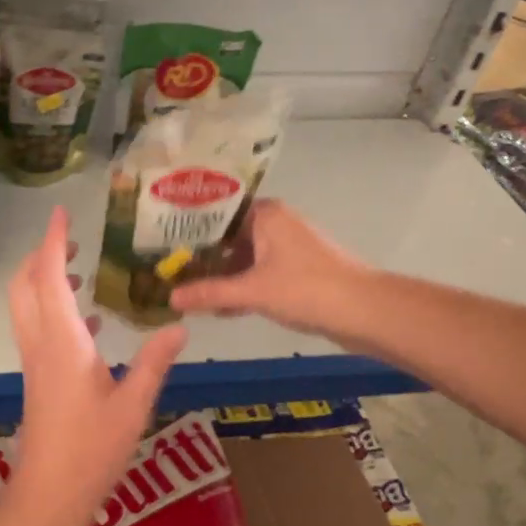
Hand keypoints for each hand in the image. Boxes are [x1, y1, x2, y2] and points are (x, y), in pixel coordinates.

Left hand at [7, 207, 186, 523]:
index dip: (53, 240)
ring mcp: (35, 359)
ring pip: (27, 304)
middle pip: (26, 283)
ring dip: (45, 280)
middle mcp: (40, 341)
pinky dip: (55, 310)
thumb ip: (155, 361)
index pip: (48, 275)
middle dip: (42, 255)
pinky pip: (38, 327)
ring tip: (80, 272)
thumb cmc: (92, 448)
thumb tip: (179, 325)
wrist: (50, 491)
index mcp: (62, 339)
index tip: (61, 212)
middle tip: (72, 241)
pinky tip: (90, 322)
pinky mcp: (38, 376)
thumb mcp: (134, 404)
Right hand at [169, 199, 371, 338]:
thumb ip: (209, 292)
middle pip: (228, 236)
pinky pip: (258, 273)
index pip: (216, 213)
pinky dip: (240, 286)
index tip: (159, 242)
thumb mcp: (252, 291)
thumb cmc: (307, 289)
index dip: (187, 228)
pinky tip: (218, 306)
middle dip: (200, 256)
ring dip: (220, 274)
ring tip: (185, 290)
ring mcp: (289, 248)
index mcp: (265, 214)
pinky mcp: (298, 271)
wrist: (366, 312)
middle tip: (166, 269)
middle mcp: (276, 223)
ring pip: (243, 257)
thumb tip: (169, 299)